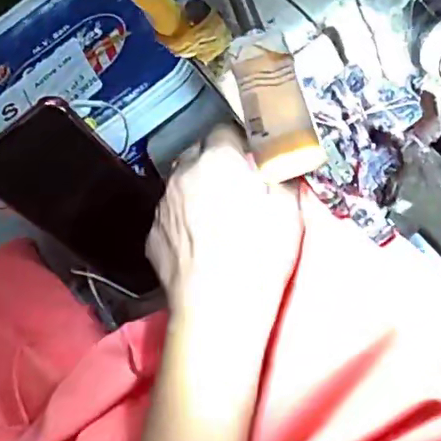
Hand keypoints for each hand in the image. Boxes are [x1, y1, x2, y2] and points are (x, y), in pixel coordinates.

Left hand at [147, 125, 301, 311]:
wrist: (218, 311)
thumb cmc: (259, 260)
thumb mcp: (288, 213)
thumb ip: (282, 176)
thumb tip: (279, 163)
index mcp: (218, 161)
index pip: (226, 129)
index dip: (243, 142)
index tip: (255, 160)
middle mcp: (183, 175)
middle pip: (199, 153)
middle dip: (218, 163)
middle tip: (240, 187)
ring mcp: (163, 205)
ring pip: (182, 184)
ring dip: (199, 190)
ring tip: (220, 219)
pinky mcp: (152, 235)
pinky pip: (172, 215)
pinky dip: (186, 220)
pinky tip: (203, 242)